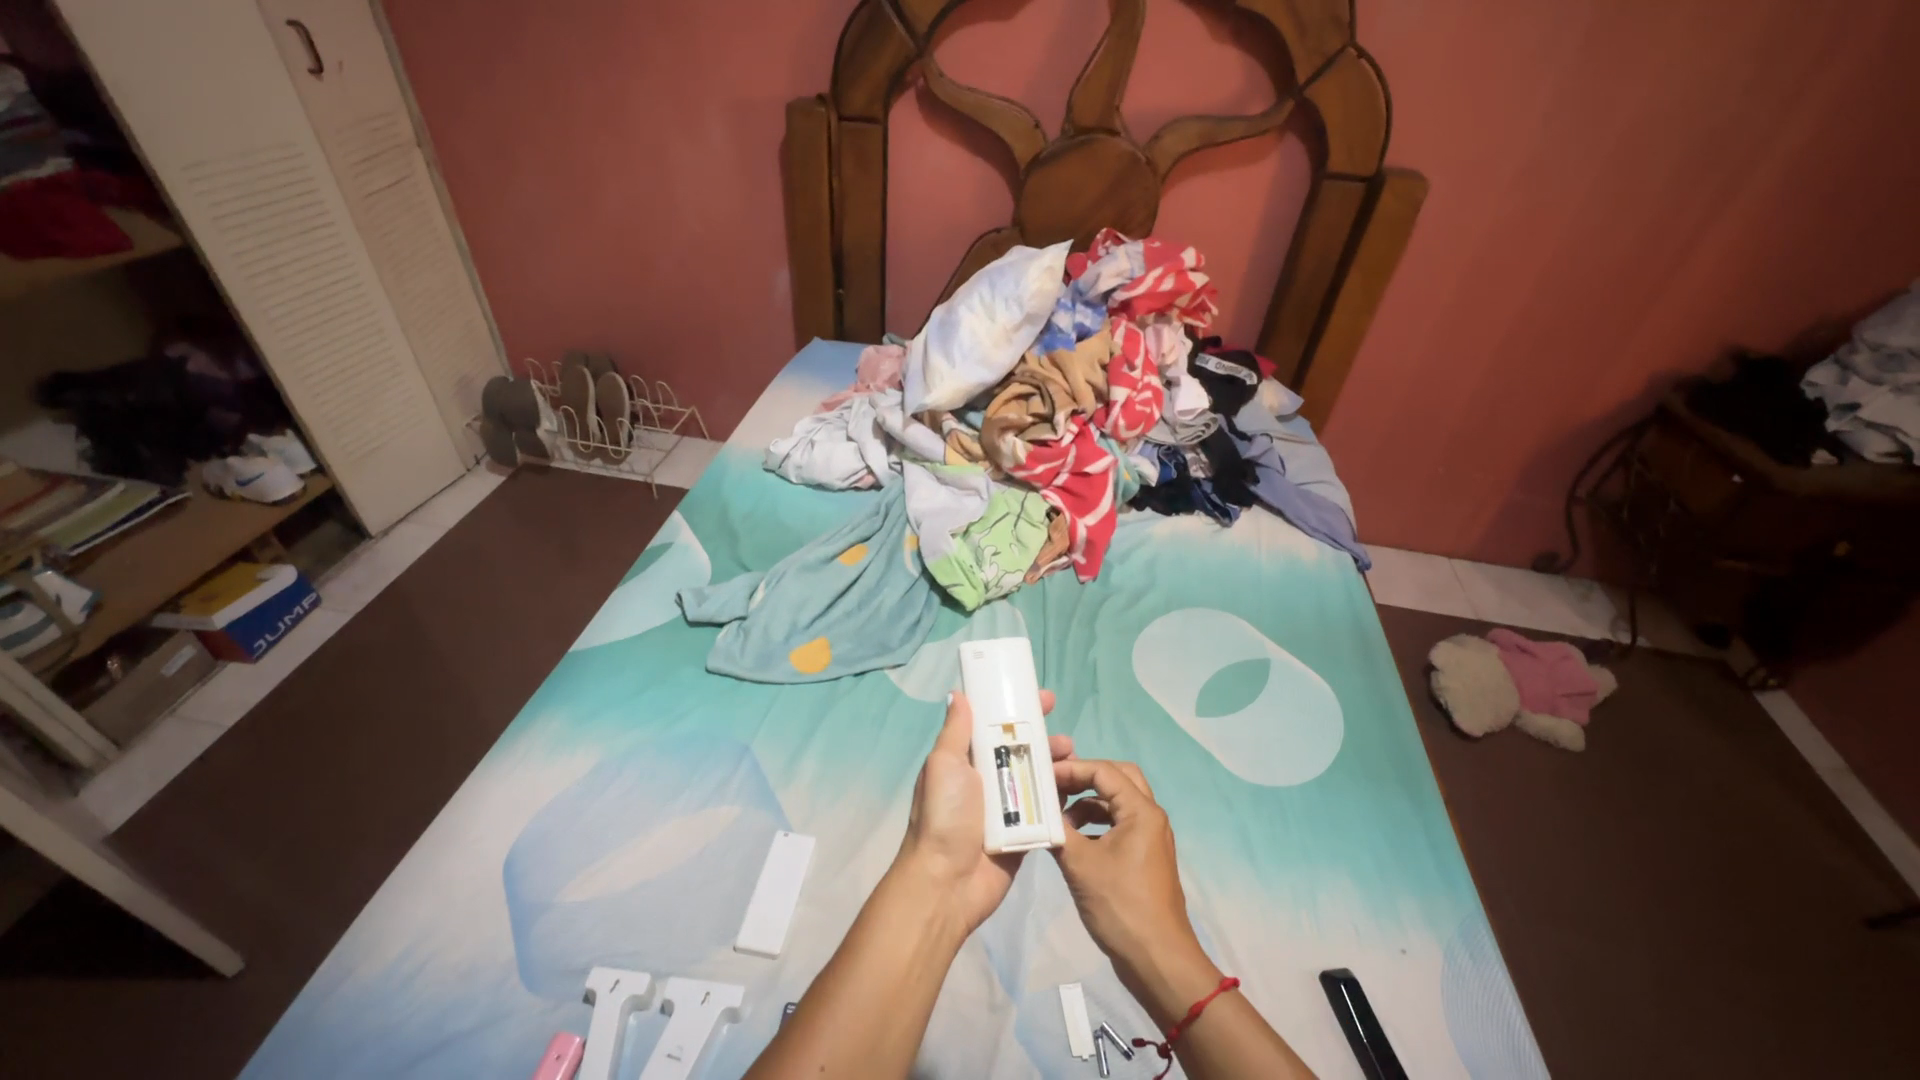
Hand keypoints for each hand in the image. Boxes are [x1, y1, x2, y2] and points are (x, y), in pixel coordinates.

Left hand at [895, 689, 1067, 932]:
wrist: (946, 882)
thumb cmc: (943, 817)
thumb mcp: (944, 765)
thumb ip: (955, 731)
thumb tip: (957, 694)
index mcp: (966, 762)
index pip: (994, 727)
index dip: (1016, 711)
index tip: (1041, 698)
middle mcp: (986, 781)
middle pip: (1021, 752)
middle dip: (1044, 740)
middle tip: (1066, 739)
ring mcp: (1006, 809)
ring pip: (1037, 779)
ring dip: (1057, 767)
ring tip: (1074, 760)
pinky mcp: (1023, 834)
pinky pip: (1046, 811)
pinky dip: (1061, 798)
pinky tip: (1077, 788)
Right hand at [1050, 759, 1221, 1025]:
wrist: (1156, 958)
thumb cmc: (1120, 905)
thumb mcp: (1080, 864)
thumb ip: (1057, 831)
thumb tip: (1037, 813)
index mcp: (1141, 811)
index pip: (1104, 771)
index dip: (1071, 769)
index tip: (1042, 776)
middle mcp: (1150, 817)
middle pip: (1118, 779)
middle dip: (1085, 779)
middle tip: (1055, 787)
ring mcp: (1149, 838)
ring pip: (1117, 804)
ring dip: (1088, 804)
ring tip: (1058, 818)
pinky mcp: (1144, 858)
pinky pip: (1118, 826)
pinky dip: (1095, 825)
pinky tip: (1072, 841)